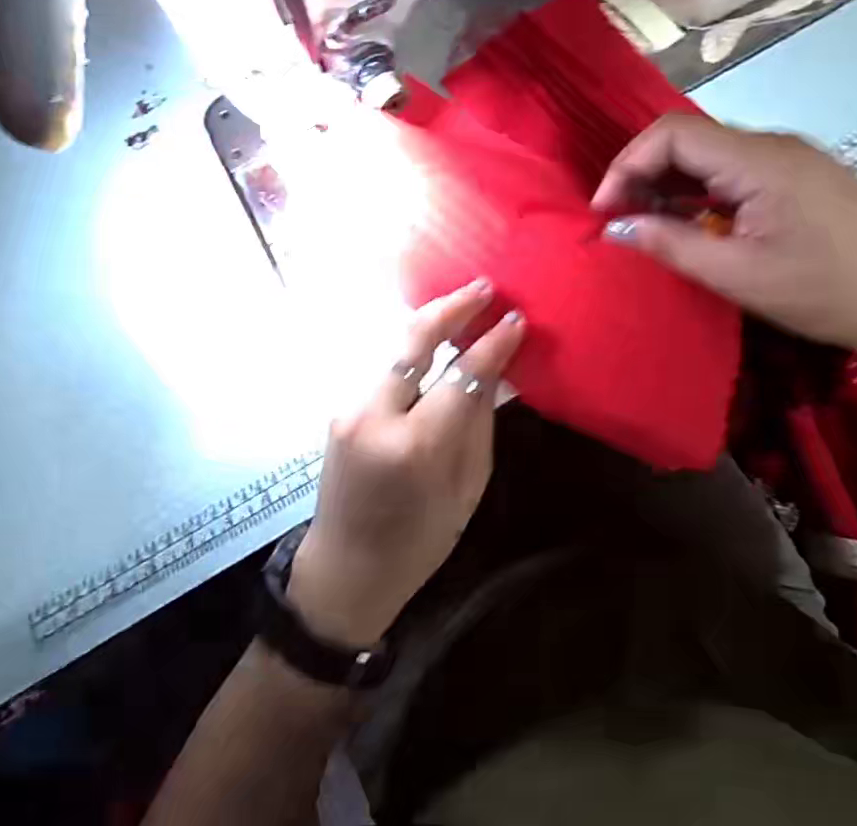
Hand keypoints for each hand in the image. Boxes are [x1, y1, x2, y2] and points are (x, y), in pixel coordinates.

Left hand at [287, 280, 525, 647]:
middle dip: (453, 308)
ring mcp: (351, 409)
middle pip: (415, 340)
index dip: (493, 343)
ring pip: (397, 349)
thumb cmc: (419, 541)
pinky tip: (436, 342)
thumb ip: (478, 422)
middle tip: (484, 287)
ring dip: (431, 324)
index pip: (461, 375)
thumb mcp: (466, 486)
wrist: (345, 569)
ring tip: (465, 306)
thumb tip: (494, 369)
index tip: (516, 319)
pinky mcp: (341, 410)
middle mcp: (375, 415)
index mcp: (415, 445)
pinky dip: (413, 351)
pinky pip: (386, 369)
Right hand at [593, 115, 856, 406]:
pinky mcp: (807, 182)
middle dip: (645, 176)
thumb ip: (673, 244)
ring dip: (675, 188)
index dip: (626, 165)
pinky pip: (741, 175)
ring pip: (715, 158)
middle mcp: (774, 145)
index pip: (670, 133)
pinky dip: (707, 196)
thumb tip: (615, 227)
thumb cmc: (830, 291)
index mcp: (757, 157)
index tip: (604, 212)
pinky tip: (701, 230)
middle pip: (690, 140)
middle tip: (622, 224)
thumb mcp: (740, 275)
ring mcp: (795, 161)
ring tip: (653, 230)